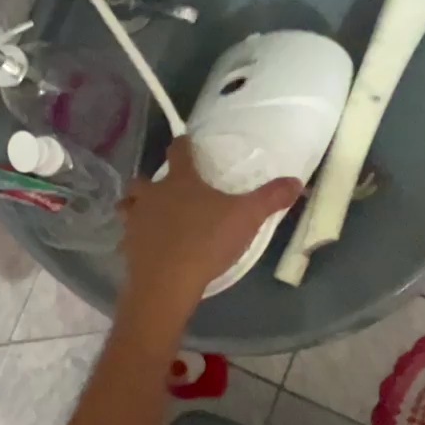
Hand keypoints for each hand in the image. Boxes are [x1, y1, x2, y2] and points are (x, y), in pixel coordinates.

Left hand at [118, 139, 300, 307]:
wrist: (167, 282)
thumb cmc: (206, 241)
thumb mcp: (247, 218)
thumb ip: (271, 198)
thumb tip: (297, 181)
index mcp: (180, 181)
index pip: (179, 152)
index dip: (183, 145)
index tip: (185, 142)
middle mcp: (152, 196)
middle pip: (142, 180)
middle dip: (150, 182)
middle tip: (165, 190)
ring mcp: (136, 222)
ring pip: (128, 207)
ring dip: (136, 209)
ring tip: (149, 217)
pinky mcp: (127, 249)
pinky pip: (127, 240)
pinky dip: (134, 242)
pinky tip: (145, 250)